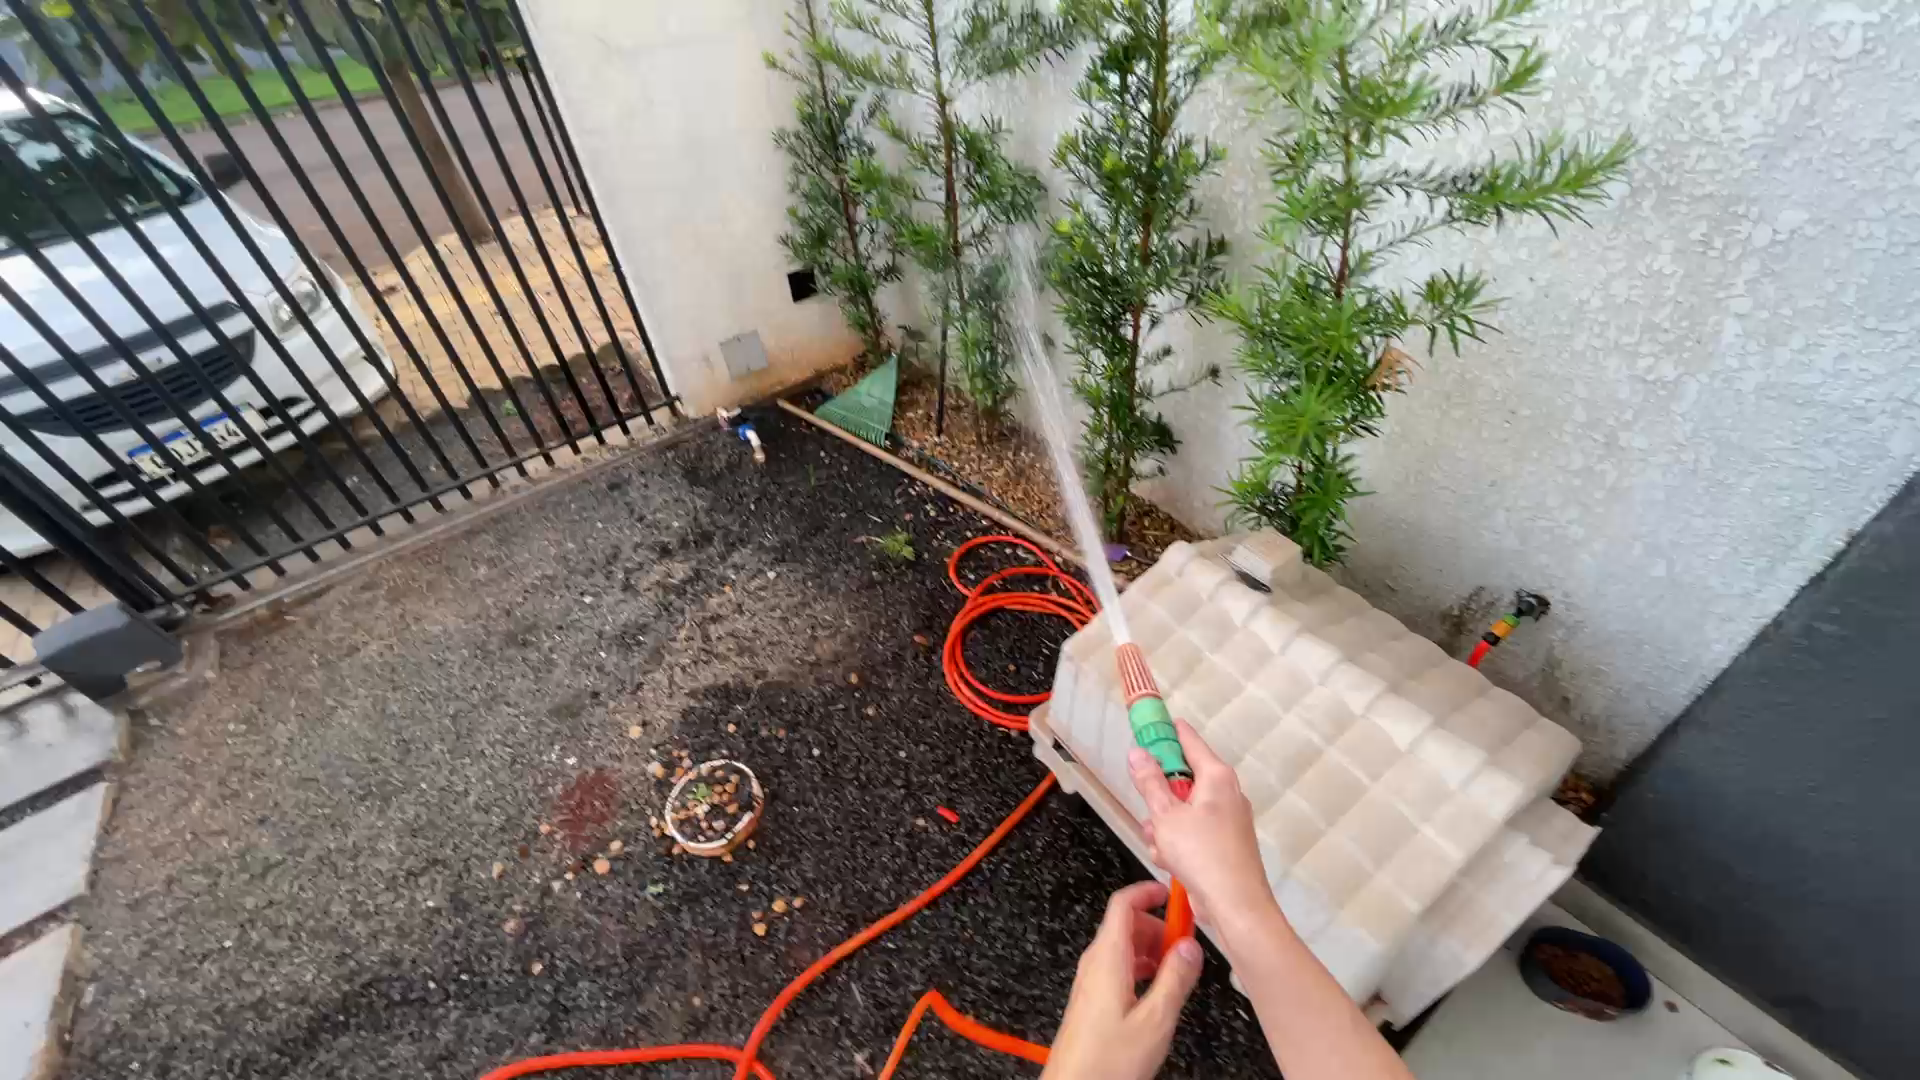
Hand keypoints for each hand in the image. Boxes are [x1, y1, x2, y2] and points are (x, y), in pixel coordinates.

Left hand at [1042, 881, 1203, 1079]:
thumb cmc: (1108, 1060)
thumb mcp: (1154, 1021)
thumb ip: (1175, 980)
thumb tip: (1191, 947)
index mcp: (1108, 956)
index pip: (1123, 903)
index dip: (1147, 891)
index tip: (1172, 894)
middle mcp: (1096, 960)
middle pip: (1127, 923)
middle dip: (1158, 927)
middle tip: (1186, 946)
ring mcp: (1092, 978)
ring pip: (1124, 946)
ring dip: (1152, 950)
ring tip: (1177, 973)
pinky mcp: (1093, 996)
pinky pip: (1119, 966)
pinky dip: (1141, 968)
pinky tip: (1158, 992)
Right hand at [1129, 718, 1276, 926]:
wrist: (1237, 907)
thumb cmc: (1201, 854)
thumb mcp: (1166, 815)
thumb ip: (1150, 782)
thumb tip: (1138, 752)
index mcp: (1216, 776)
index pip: (1187, 738)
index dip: (1163, 732)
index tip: (1142, 729)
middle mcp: (1227, 792)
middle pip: (1183, 776)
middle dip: (1158, 793)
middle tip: (1146, 804)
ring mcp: (1228, 819)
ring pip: (1184, 807)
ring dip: (1164, 823)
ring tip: (1156, 841)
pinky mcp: (1226, 843)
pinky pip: (1193, 830)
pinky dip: (1177, 841)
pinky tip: (1168, 860)